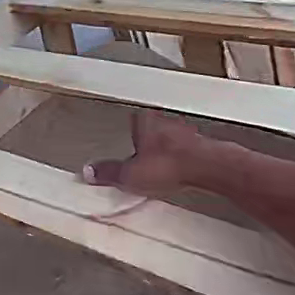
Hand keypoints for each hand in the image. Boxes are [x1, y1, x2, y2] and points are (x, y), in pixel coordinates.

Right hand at [82, 110, 216, 195]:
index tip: (129, 139)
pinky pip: (189, 149)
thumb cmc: (168, 165)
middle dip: (150, 139)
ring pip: (173, 137)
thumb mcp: (130, 174)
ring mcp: (187, 131)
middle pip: (154, 126)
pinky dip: (184, 158)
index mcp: (145, 122)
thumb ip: (109, 173)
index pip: (134, 119)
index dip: (131, 130)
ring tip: (163, 166)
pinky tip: (181, 171)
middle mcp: (166, 121)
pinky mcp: (203, 145)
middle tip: (145, 154)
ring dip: (168, 149)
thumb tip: (89, 172)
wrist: (206, 166)